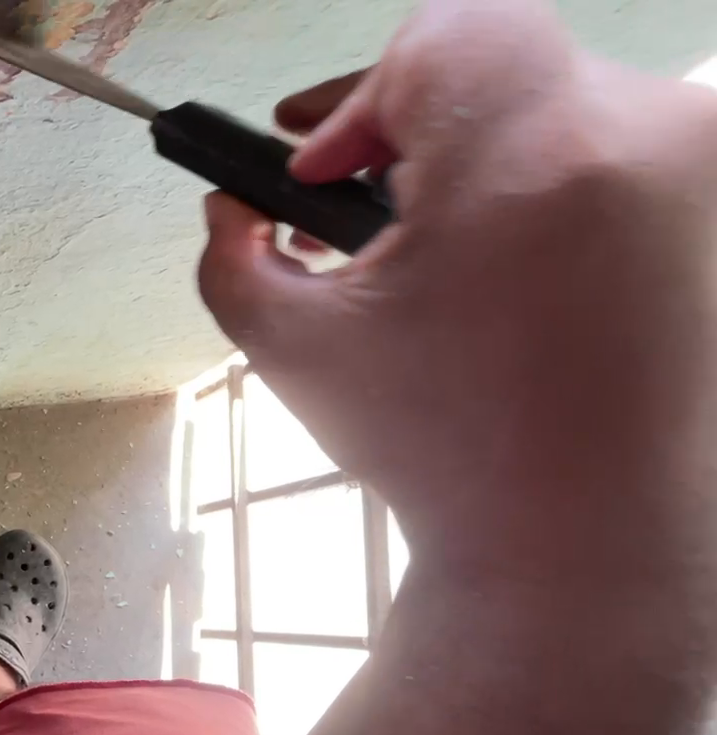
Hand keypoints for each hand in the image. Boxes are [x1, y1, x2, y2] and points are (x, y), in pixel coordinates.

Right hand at [198, 0, 716, 586]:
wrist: (577, 523)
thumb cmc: (433, 439)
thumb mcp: (288, 347)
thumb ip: (232, 260)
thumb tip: (230, 209)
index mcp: (529, 160)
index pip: (448, 31)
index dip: (359, 92)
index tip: (319, 173)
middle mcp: (647, 133)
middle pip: (496, 62)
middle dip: (397, 129)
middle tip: (339, 210)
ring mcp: (705, 164)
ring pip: (548, 102)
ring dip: (457, 159)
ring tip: (409, 251)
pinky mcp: (716, 202)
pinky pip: (603, 145)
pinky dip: (524, 182)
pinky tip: (482, 267)